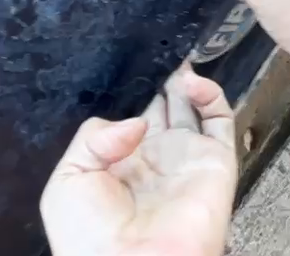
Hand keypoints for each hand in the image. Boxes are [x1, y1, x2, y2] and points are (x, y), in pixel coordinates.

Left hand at [39, 67, 237, 255]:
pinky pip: (222, 120)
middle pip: (167, 106)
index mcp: (124, 163)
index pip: (135, 116)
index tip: (135, 63)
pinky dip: (213, 94)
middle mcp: (159, 158)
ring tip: (177, 62)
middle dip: (165, 79)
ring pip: (196, 107)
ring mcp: (189, 158)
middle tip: (161, 54)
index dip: (136, 90)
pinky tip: (192, 82)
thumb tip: (135, 122)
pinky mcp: (217, 162)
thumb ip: (92, 138)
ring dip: (189, 81)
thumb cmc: (89, 236)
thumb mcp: (68, 182)